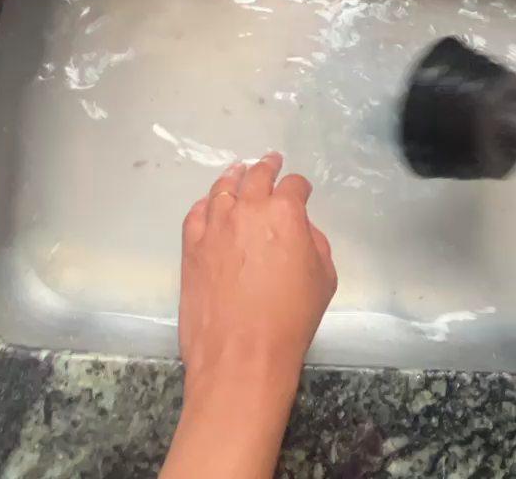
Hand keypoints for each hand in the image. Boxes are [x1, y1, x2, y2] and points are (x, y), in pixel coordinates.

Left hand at [163, 153, 334, 478]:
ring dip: (234, 176)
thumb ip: (314, 243)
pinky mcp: (191, 246)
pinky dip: (206, 204)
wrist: (241, 356)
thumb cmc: (291, 320)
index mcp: (285, 213)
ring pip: (223, 187)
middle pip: (257, 175)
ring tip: (238, 171)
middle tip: (271, 160)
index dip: (300, 186)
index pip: (294, 185)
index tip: (302, 190)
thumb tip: (300, 231)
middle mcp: (248, 209)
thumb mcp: (324, 278)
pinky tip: (210, 204)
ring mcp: (215, 225)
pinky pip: (196, 213)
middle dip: (267, 165)